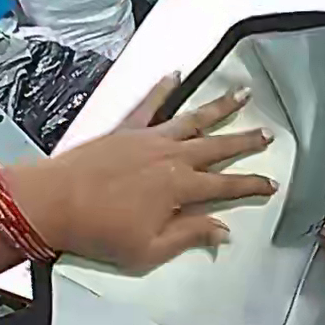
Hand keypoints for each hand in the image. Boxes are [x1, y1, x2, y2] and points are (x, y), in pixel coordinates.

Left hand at [7, 75, 277, 271]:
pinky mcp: (125, 129)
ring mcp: (148, 139)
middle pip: (218, 146)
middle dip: (246, 141)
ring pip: (194, 119)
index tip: (270, 184)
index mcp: (178, 188)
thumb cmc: (98, 230)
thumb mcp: (149, 250)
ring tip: (242, 95)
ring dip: (220, 107)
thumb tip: (221, 231)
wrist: (54, 204)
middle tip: (267, 134)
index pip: (226, 186)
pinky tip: (175, 75)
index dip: (252, 186)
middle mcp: (170, 157)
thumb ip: (189, 236)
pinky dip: (164, 87)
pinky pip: (150, 103)